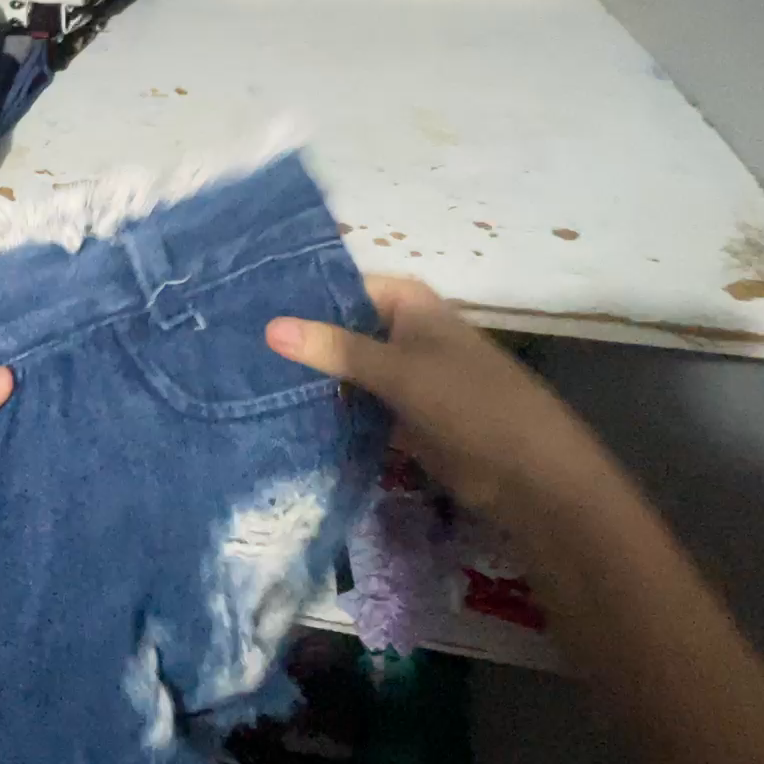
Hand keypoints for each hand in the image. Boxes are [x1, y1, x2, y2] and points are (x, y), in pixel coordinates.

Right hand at [265, 277, 607, 514]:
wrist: (532, 479)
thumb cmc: (471, 404)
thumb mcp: (398, 371)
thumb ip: (333, 348)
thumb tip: (268, 326)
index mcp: (406, 303)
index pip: (338, 285)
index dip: (296, 295)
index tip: (243, 305)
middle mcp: (399, 330)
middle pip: (336, 327)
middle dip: (295, 338)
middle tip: (232, 343)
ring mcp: (398, 372)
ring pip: (340, 367)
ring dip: (306, 375)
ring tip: (243, 376)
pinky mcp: (396, 412)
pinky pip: (350, 401)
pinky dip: (324, 406)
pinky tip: (278, 410)